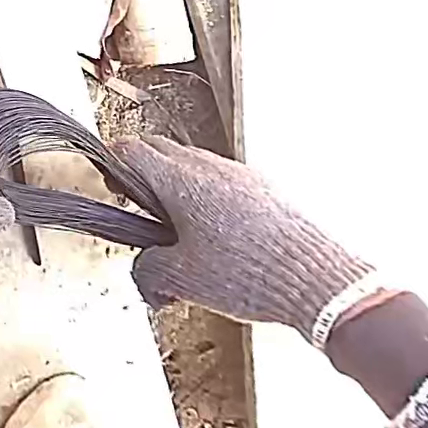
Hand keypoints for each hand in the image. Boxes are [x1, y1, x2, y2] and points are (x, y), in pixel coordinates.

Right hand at [117, 134, 375, 340]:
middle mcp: (204, 165)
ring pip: (190, 160)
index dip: (112, 162)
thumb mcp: (182, 280)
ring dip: (174, 180)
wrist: (316, 280)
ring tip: (177, 222)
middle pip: (158, 148)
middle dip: (140, 169)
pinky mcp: (259, 184)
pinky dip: (203, 191)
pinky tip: (214, 230)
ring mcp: (235, 171)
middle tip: (138, 202)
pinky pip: (218, 175)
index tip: (111, 182)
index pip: (131, 149)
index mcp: (178, 179)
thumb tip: (146, 272)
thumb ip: (148, 271)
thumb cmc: (247, 274)